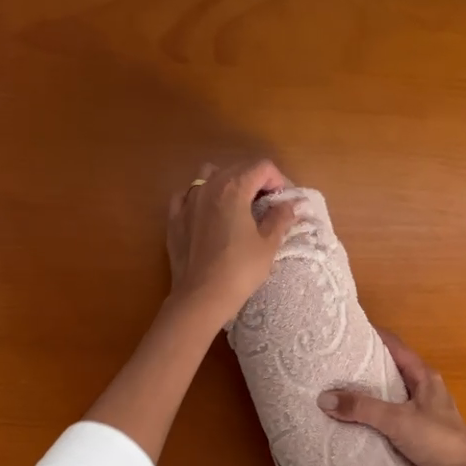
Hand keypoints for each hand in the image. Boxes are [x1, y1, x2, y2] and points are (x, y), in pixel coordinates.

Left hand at [165, 159, 298, 326]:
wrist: (200, 298)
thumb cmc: (239, 271)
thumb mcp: (268, 245)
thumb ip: (280, 218)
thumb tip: (292, 204)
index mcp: (234, 187)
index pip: (262, 167)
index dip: (278, 180)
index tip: (284, 202)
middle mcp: (208, 186)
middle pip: (237, 168)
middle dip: (255, 182)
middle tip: (266, 206)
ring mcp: (187, 201)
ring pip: (209, 175)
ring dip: (227, 183)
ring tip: (236, 206)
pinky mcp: (174, 219)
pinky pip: (186, 195)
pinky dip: (200, 197)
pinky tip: (206, 213)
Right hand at [318, 328, 465, 465]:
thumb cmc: (438, 441)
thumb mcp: (397, 420)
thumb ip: (362, 408)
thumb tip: (323, 397)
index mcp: (424, 377)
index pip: (395, 346)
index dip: (371, 336)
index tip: (344, 334)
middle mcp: (422, 391)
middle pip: (388, 372)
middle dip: (362, 369)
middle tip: (331, 366)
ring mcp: (420, 414)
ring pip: (387, 398)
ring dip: (365, 397)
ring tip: (334, 394)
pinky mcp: (415, 435)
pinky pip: (387, 421)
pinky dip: (370, 420)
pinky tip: (350, 424)